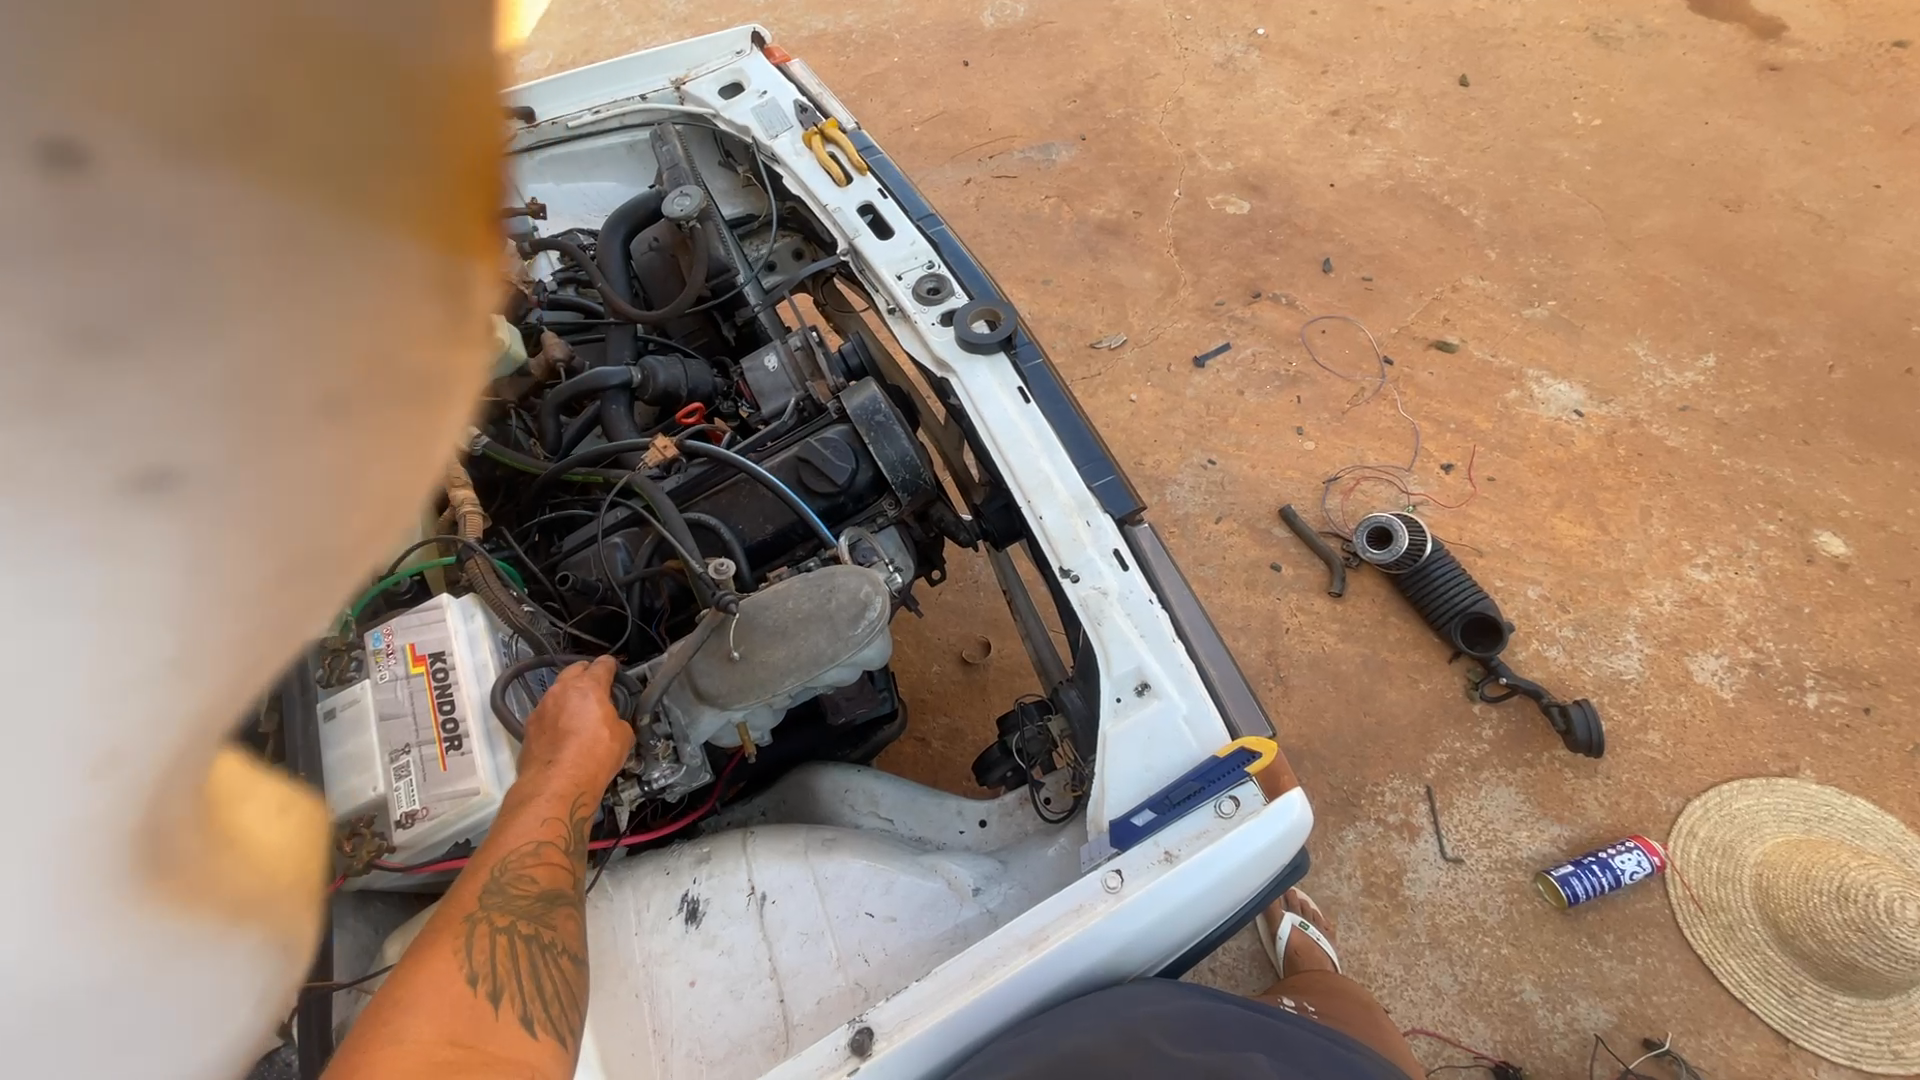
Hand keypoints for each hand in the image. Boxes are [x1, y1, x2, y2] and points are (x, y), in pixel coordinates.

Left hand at [515, 656, 634, 791]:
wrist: (556, 784)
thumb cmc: (595, 756)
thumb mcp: (623, 735)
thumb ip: (617, 718)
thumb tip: (612, 721)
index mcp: (589, 687)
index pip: (602, 664)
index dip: (611, 666)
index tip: (614, 671)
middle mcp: (561, 691)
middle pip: (574, 670)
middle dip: (586, 674)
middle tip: (597, 688)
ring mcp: (541, 708)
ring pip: (557, 692)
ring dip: (569, 697)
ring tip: (579, 713)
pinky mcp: (528, 728)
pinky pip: (546, 713)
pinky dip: (555, 717)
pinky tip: (564, 733)